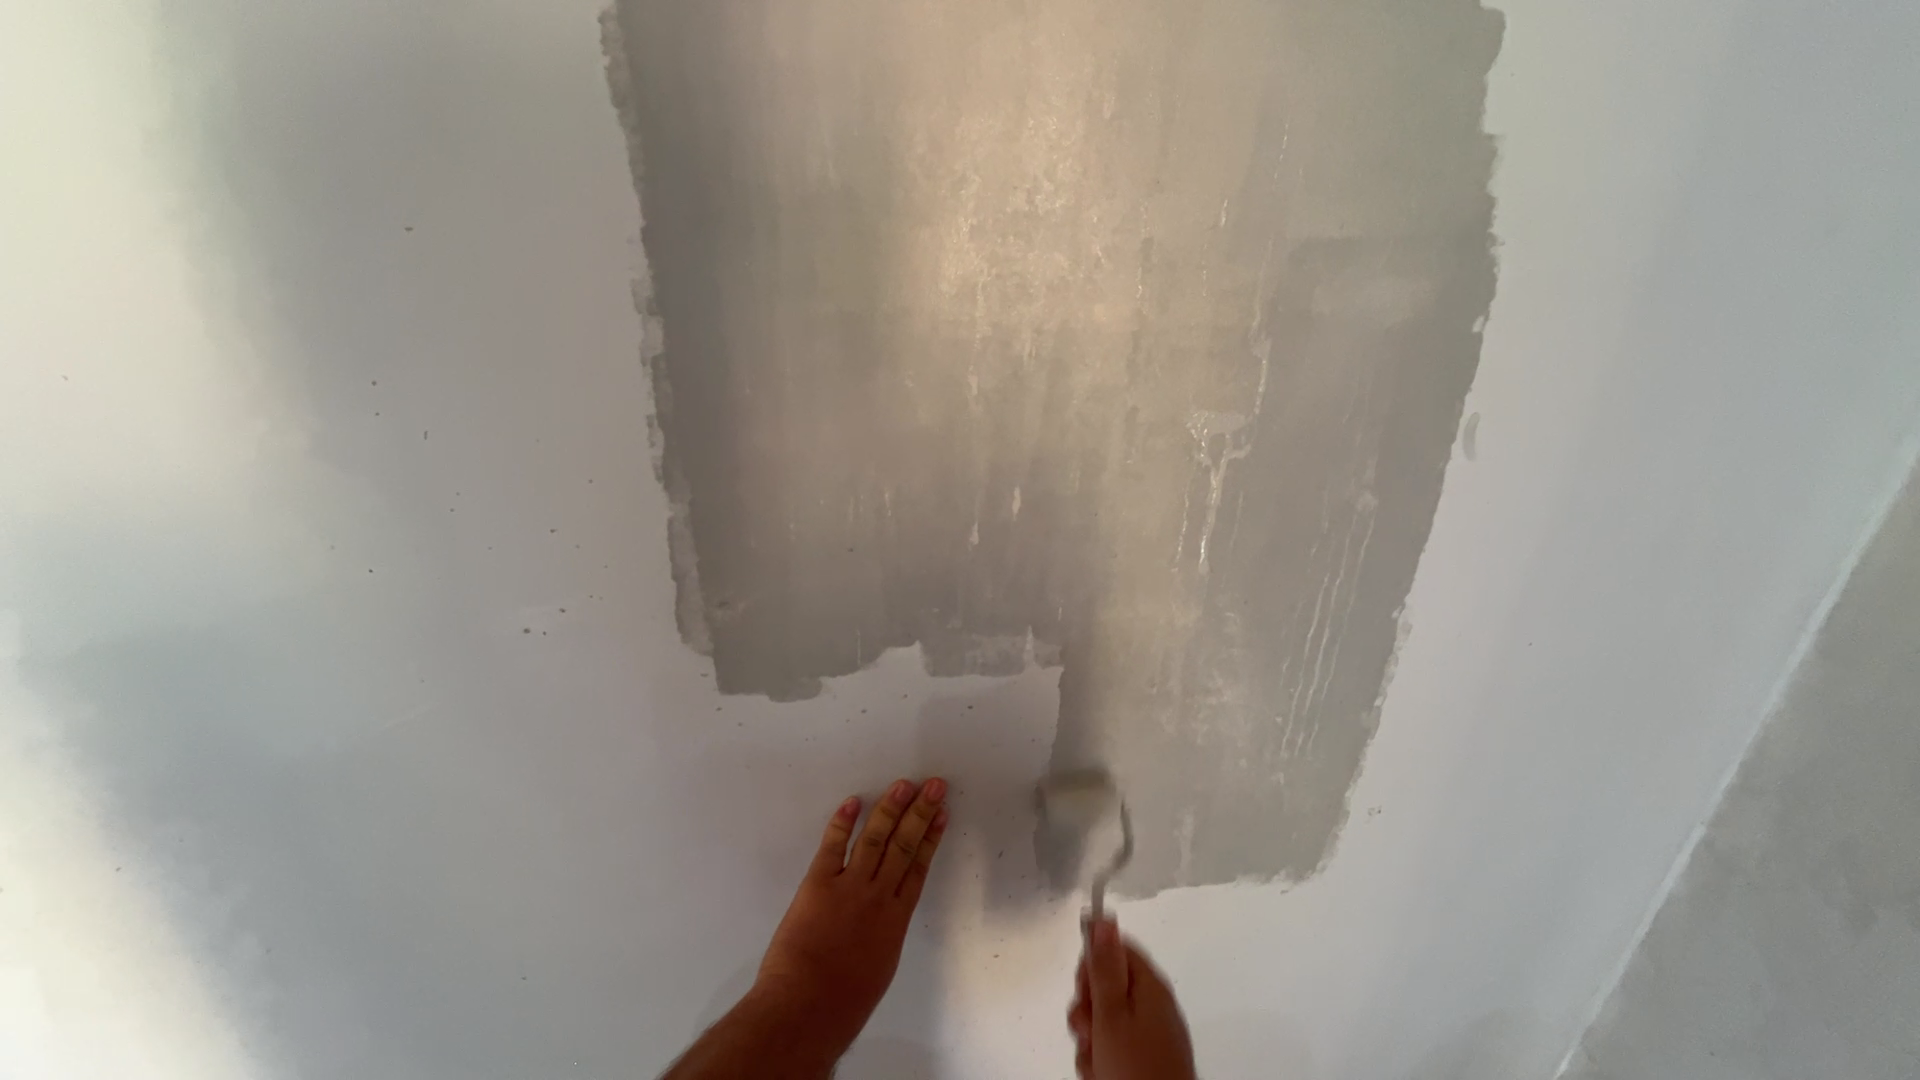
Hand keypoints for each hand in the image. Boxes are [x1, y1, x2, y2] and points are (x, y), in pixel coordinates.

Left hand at [752, 777, 949, 1054]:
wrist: (805, 1009)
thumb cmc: (842, 1003)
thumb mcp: (878, 969)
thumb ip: (883, 936)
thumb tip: (883, 921)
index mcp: (895, 919)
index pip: (919, 867)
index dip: (931, 838)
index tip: (942, 814)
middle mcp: (878, 896)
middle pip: (904, 845)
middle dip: (920, 812)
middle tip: (935, 785)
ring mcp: (849, 887)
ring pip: (874, 839)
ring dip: (890, 809)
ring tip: (904, 784)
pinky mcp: (818, 885)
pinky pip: (832, 846)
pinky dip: (841, 823)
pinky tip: (852, 802)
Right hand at [1067, 917, 1196, 1079]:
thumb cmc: (1133, 1064)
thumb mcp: (1110, 1012)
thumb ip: (1104, 965)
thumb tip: (1104, 918)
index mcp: (1149, 984)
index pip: (1116, 948)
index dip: (1092, 963)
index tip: (1082, 986)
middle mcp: (1154, 1005)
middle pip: (1108, 985)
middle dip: (1087, 1006)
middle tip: (1087, 1028)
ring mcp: (1152, 1034)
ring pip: (1106, 1020)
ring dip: (1090, 1038)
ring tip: (1095, 1058)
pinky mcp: (1148, 1060)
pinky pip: (1115, 1046)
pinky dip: (1102, 1057)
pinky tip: (1101, 1072)